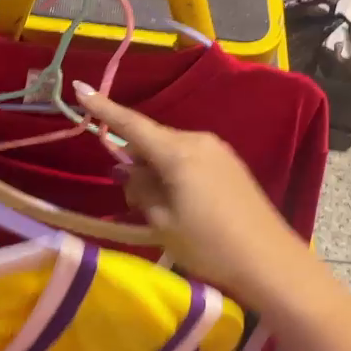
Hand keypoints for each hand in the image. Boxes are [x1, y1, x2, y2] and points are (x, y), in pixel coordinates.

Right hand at [74, 83, 314, 301]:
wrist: (271, 263)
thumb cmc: (210, 246)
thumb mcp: (163, 223)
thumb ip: (140, 189)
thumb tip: (128, 170)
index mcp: (178, 152)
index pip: (131, 124)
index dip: (103, 108)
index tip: (79, 87)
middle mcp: (199, 140)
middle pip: (152, 140)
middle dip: (134, 159)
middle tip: (130, 197)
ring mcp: (218, 151)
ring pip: (171, 151)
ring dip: (155, 169)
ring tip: (157, 208)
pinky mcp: (231, 166)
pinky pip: (190, 159)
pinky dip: (175, 173)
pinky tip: (180, 203)